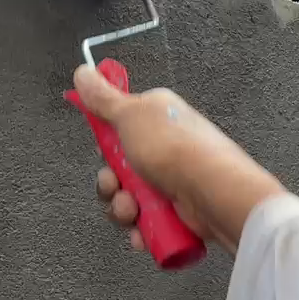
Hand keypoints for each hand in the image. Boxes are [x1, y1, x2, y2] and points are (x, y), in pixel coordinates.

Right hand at [73, 64, 285, 254]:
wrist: (214, 195)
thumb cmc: (174, 149)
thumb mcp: (130, 114)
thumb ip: (102, 97)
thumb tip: (83, 71)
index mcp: (154, 117)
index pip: (116, 128)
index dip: (104, 143)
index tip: (103, 149)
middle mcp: (162, 147)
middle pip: (116, 168)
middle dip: (109, 183)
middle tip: (116, 185)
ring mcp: (170, 180)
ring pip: (125, 197)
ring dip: (122, 208)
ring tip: (134, 211)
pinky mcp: (176, 210)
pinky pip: (144, 220)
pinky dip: (140, 228)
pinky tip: (142, 229)